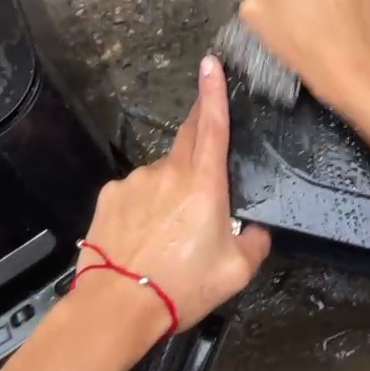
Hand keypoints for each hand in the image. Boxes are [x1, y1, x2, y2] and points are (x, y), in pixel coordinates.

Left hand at [76, 57, 270, 343]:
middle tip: (204, 169)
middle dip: (198, 137)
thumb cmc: (180, 287)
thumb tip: (259, 231)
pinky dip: (143, 207)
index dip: (213, 90)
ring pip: (161, 175)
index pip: (213, 124)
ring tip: (168, 236)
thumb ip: (255, 244)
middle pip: (188, 138)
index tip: (210, 62)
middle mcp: (169, 172)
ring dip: (169, 192)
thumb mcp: (234, 272)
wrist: (116, 307)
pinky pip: (134, 192)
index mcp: (203, 182)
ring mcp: (135, 180)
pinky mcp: (110, 195)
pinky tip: (142, 237)